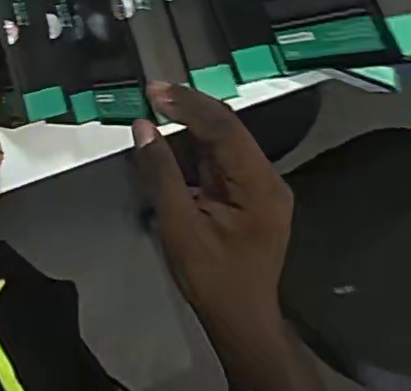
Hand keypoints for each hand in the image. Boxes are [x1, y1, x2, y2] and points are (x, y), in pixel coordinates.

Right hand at [131, 81, 293, 336]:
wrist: (242, 321)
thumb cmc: (212, 277)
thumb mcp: (179, 226)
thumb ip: (161, 171)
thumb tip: (143, 126)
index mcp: (258, 188)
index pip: (224, 130)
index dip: (188, 104)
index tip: (154, 91)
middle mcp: (267, 179)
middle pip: (228, 127)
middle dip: (189, 104)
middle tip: (153, 90)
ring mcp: (260, 184)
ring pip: (225, 135)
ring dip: (191, 116)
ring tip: (158, 100)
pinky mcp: (249, 190)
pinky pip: (221, 151)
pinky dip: (195, 135)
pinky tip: (174, 125)